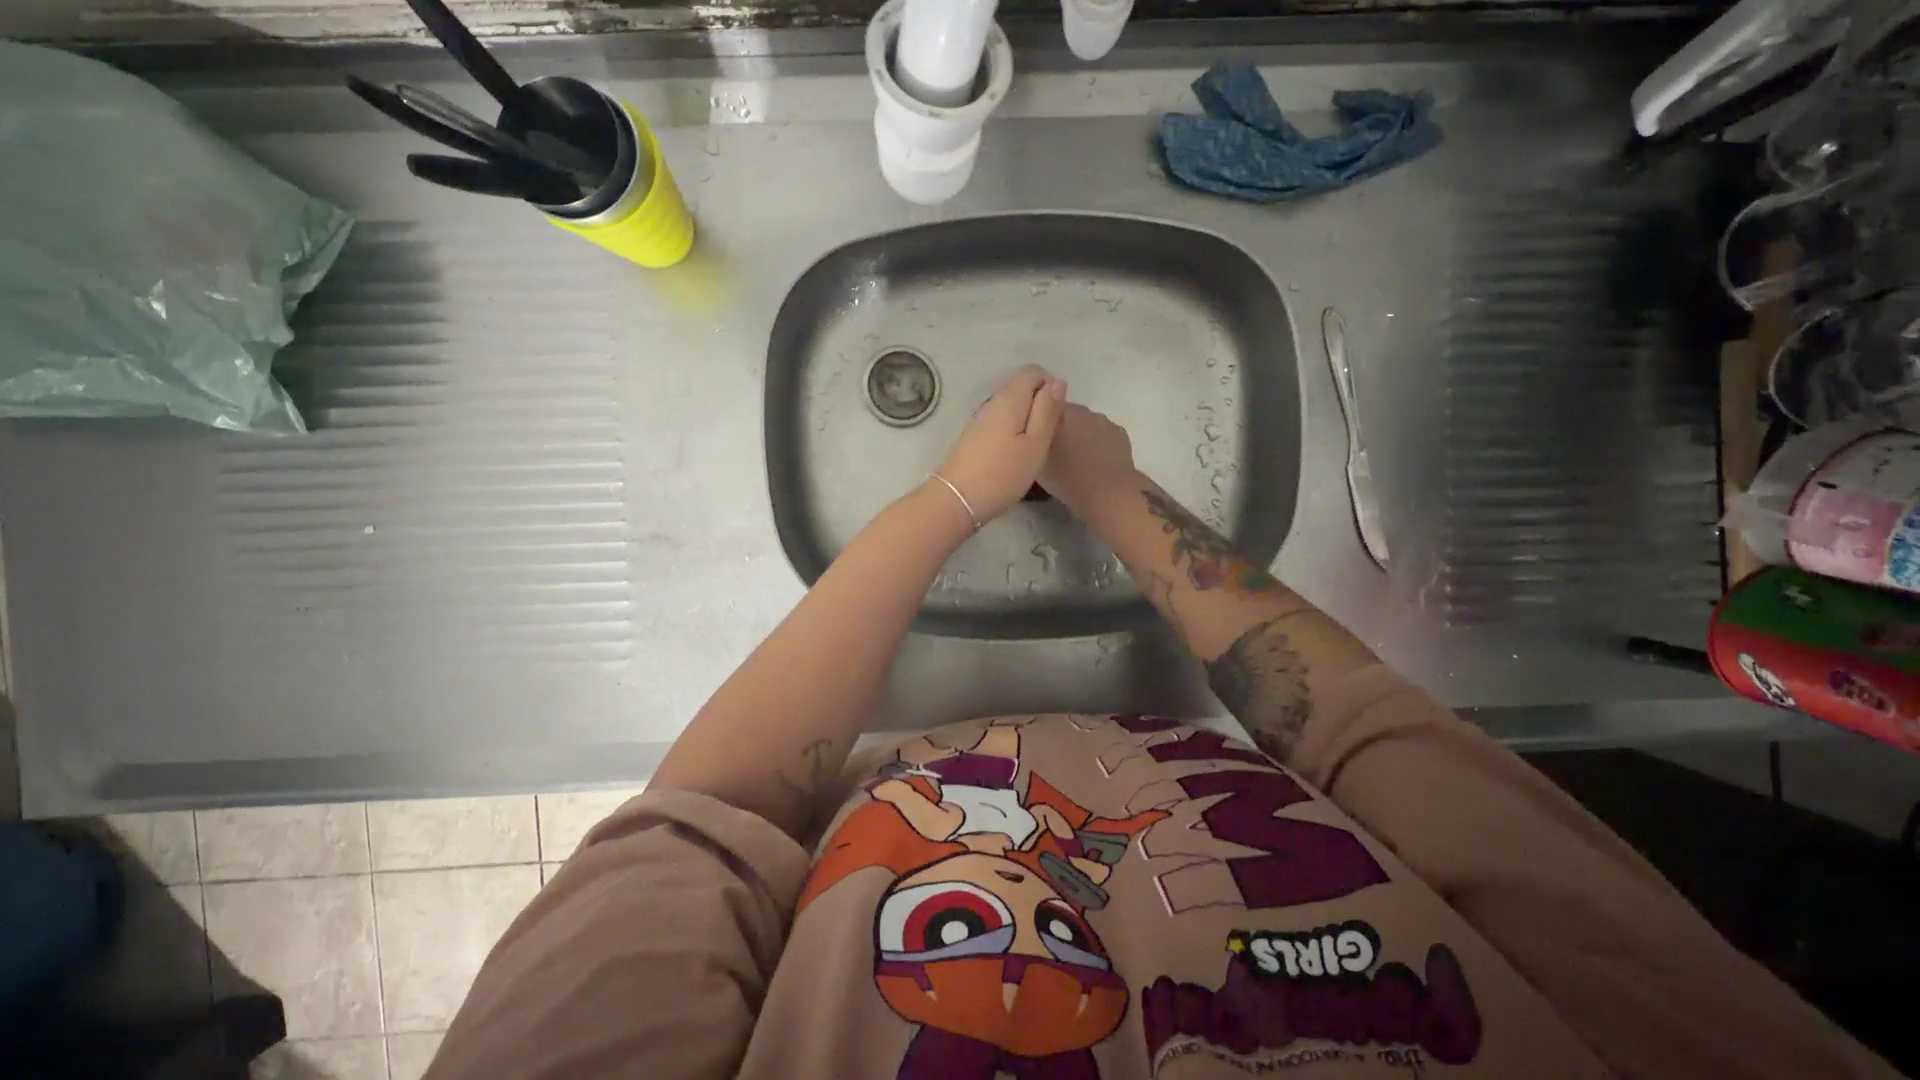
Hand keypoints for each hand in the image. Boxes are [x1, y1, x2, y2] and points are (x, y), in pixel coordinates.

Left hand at [932, 366, 1067, 522]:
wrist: (957, 500)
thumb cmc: (1002, 473)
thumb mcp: (1035, 443)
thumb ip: (1047, 410)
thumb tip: (1057, 381)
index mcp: (1009, 398)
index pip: (1033, 372)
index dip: (1051, 387)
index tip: (1057, 416)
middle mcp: (992, 402)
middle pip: (1022, 388)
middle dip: (1040, 404)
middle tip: (1049, 436)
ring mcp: (981, 420)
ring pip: (1012, 407)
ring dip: (1028, 420)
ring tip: (1035, 448)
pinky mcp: (975, 437)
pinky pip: (1001, 423)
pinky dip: (1014, 431)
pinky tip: (1016, 455)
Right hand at [1038, 403, 1137, 510]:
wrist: (1108, 492)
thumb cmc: (1067, 478)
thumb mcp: (1038, 462)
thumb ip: (1035, 441)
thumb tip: (1035, 433)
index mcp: (1059, 414)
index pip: (1044, 405)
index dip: (1040, 421)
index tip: (1037, 437)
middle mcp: (1082, 411)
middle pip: (1067, 414)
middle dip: (1061, 428)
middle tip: (1055, 451)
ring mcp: (1103, 421)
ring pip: (1087, 424)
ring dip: (1081, 435)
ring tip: (1077, 458)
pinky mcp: (1120, 433)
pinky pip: (1103, 433)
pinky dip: (1098, 443)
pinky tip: (1096, 460)